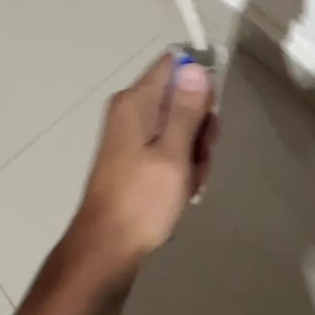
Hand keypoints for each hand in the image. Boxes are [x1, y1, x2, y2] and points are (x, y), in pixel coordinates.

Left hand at [62, 54, 216, 273]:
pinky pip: (168, 145)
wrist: (105, 251)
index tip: (209, 114)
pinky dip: (181, 164)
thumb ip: (186, 109)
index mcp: (136, 101)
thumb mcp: (172, 154)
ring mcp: (131, 133)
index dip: (200, 81)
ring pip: (179, 123)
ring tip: (191, 181)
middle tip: (201, 156)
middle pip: (181, 95)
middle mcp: (131, 109)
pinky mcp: (134, 156)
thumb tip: (195, 66)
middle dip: (200, 124)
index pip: (174, 63)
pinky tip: (184, 190)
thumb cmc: (142, 200)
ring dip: (194, 150)